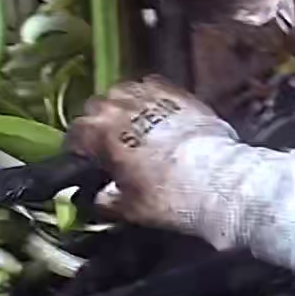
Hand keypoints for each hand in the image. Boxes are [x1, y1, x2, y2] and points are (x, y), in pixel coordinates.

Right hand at [68, 78, 294, 269]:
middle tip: (108, 142)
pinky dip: (148, 96)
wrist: (219, 183)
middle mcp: (119, 107)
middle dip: (97, 122)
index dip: (77, 146)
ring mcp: (149, 96)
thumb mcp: (129, 208)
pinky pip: (151, 86)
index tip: (84, 158)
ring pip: (122, 91)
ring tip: (130, 122)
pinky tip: (156, 111)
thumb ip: (105, 200)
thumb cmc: (169, 197)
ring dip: (120, 105)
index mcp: (101, 134)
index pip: (75, 132)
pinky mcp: (176, 92)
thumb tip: (98, 198)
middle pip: (95, 107)